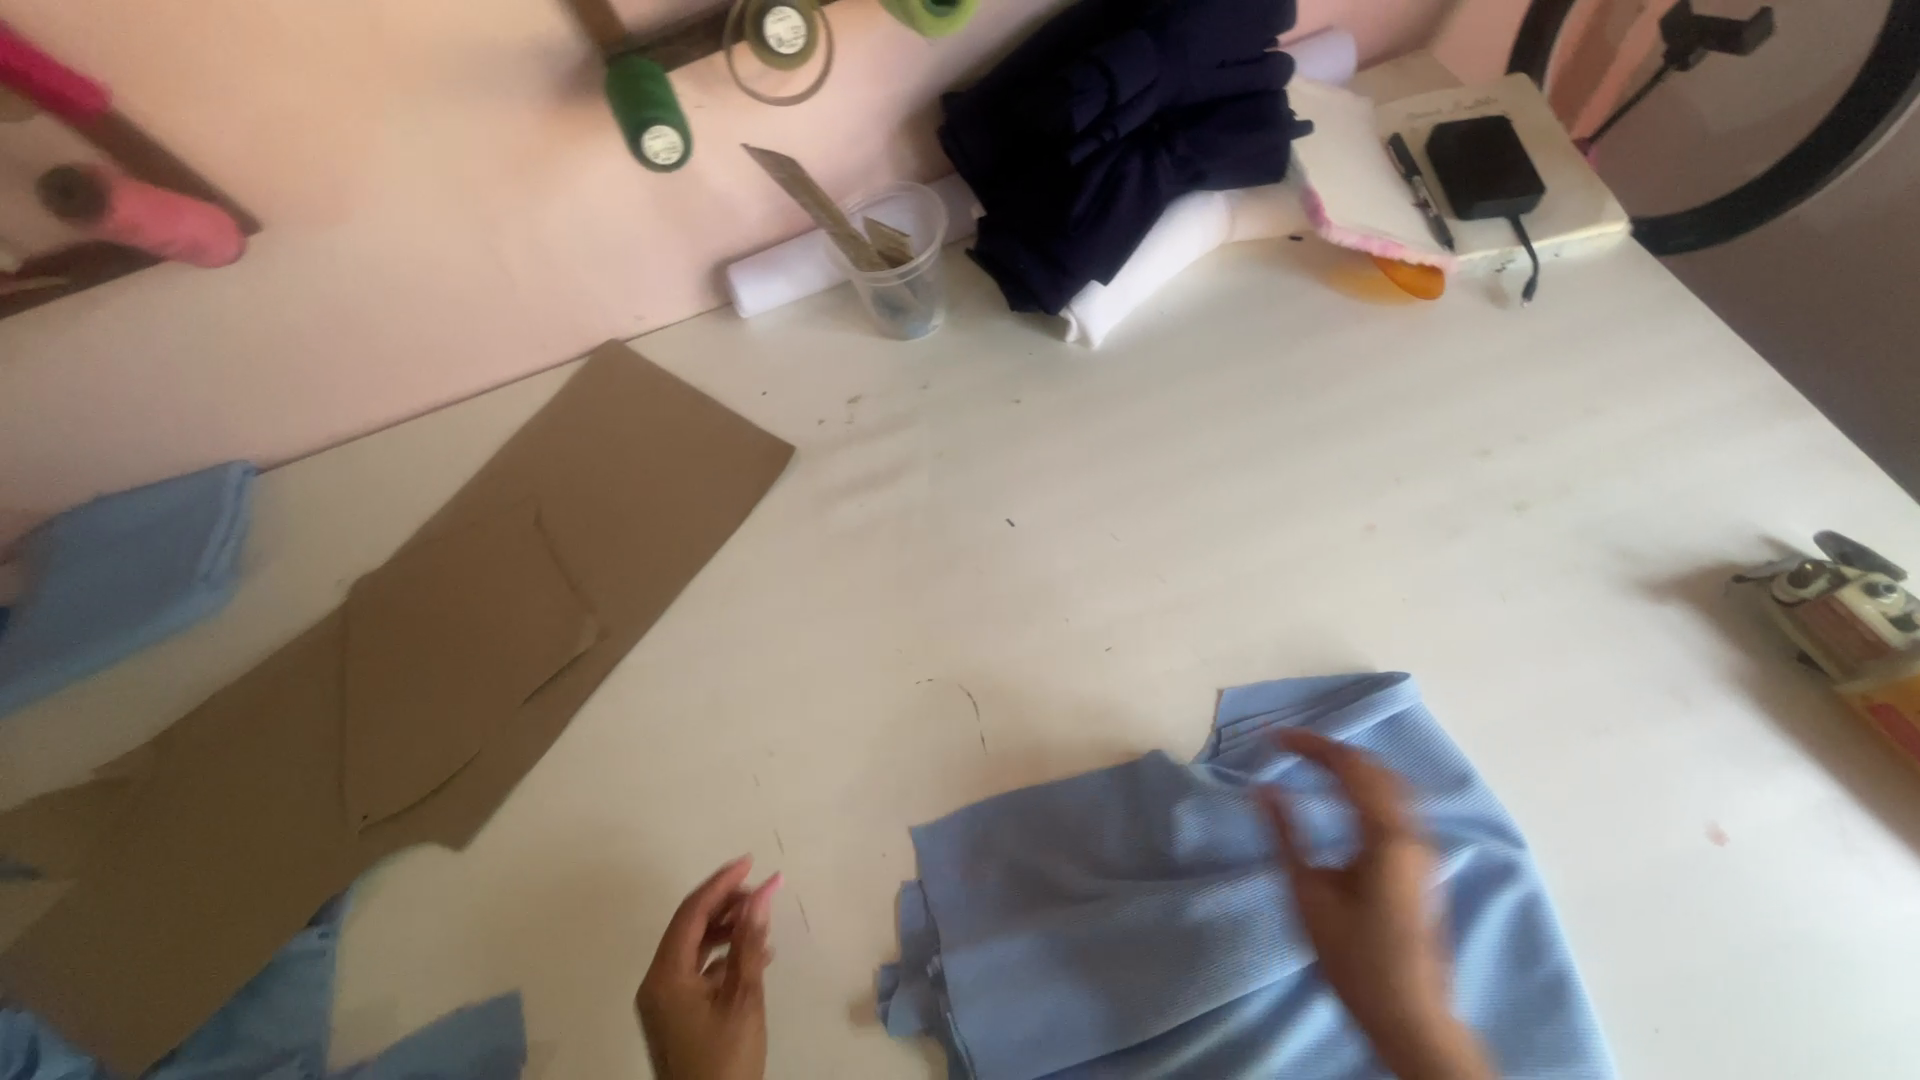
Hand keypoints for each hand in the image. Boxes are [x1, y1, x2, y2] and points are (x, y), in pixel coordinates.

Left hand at [636, 857, 783, 1079]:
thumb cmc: (726, 1060)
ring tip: (764, 921)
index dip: (721, 882)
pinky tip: (755, 955)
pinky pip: (699, 969)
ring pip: (696, 946)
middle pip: (691, 926)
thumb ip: (749, 943)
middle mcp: (657, 982)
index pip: (692, 912)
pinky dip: (726, 955)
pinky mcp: (676, 1014)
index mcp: (665, 976)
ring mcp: (664, 1000)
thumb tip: (759, 896)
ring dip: (729, 928)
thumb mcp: (743, 998)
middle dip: (728, 902)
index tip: (751, 861)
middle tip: (763, 889)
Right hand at [1259, 731, 1493, 1079]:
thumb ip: (1286, 832)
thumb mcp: (1307, 892)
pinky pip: (1396, 802)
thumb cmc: (1353, 957)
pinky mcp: (1422, 863)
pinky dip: (1366, 785)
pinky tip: (1343, 795)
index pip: (1348, 767)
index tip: (1271, 739)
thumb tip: (1263, 788)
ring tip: (1311, 761)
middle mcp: (1414, 833)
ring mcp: (1424, 848)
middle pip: (1374, 768)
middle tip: (1287, 745)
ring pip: (1390, 783)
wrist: (1408, 1013)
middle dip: (1329, 749)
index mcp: (1387, 835)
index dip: (1308, 745)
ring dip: (1350, 765)